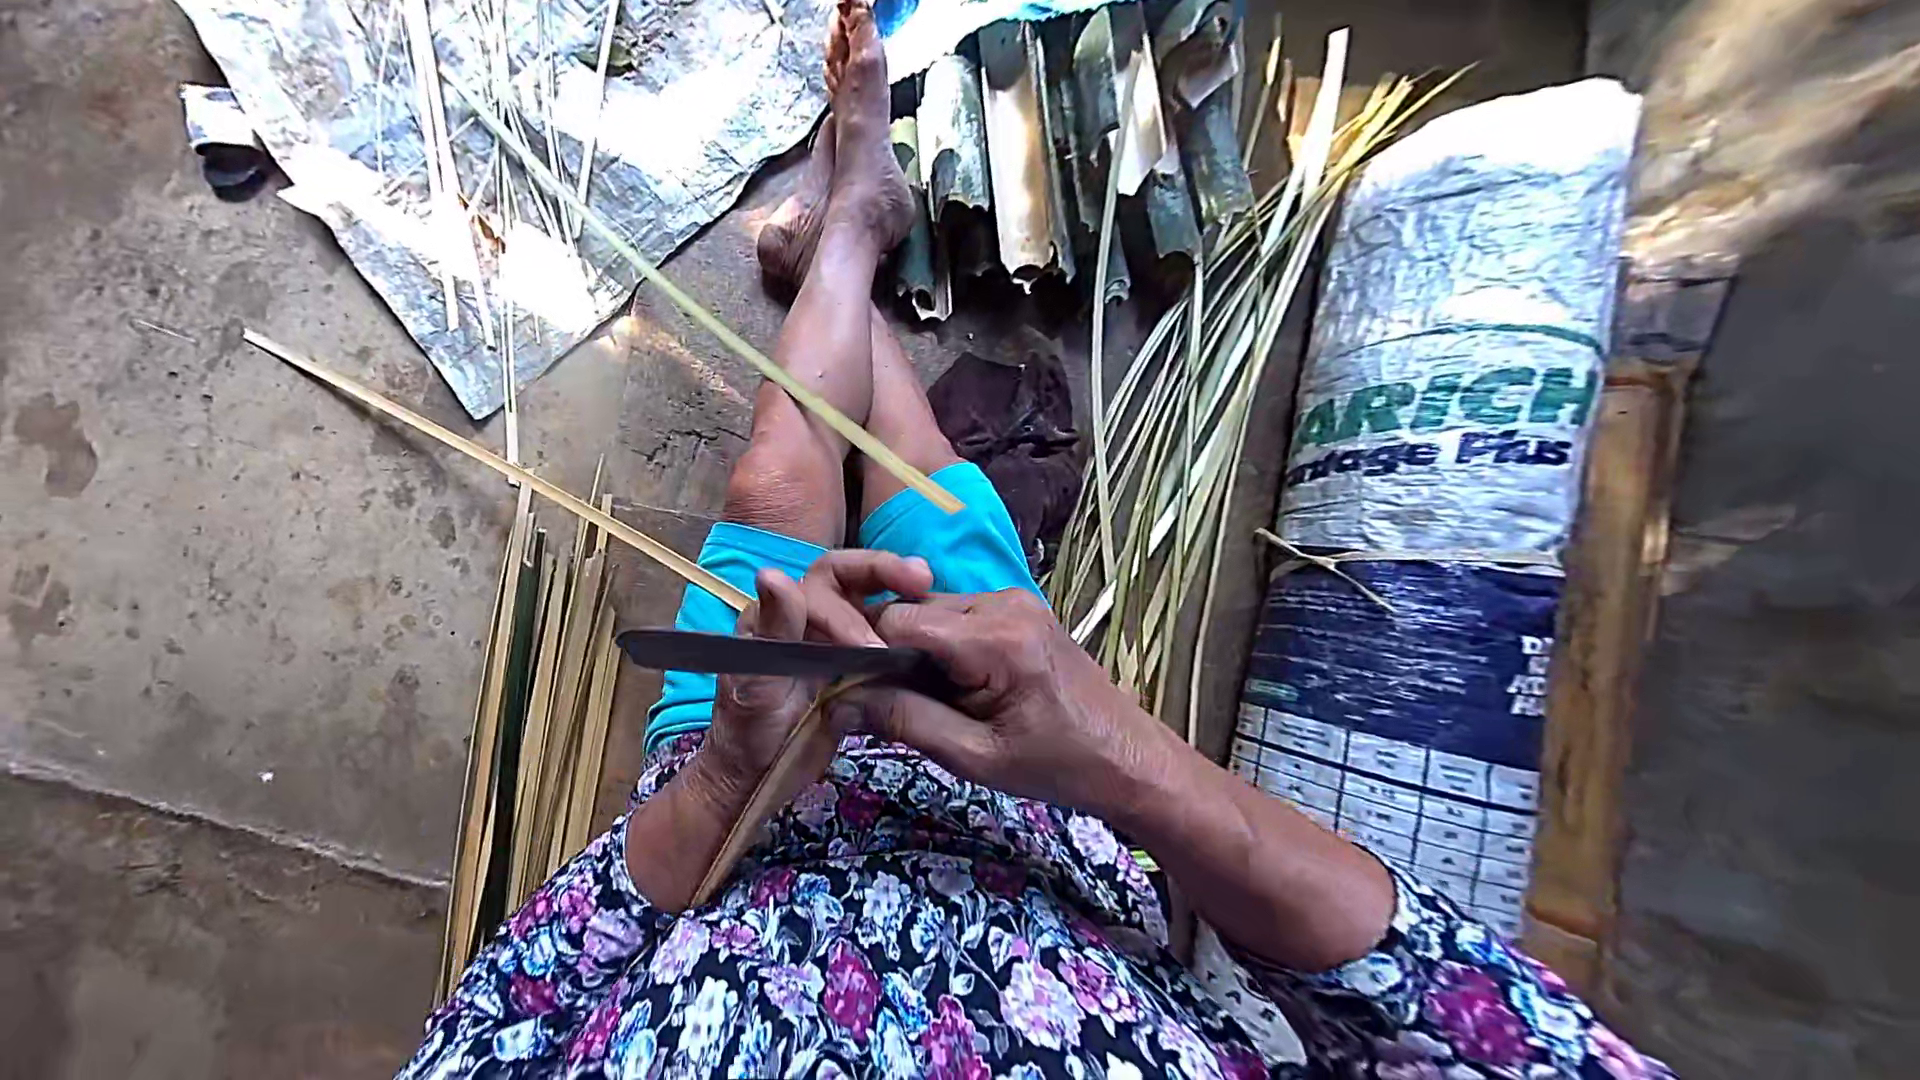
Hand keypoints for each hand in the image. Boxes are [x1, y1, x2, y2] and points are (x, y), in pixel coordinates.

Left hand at [685, 550, 934, 813]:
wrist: (762, 772)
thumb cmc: (750, 731)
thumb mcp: (758, 684)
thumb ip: (772, 630)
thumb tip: (773, 574)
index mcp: (781, 612)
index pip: (823, 584)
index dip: (848, 607)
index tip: (870, 647)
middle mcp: (810, 613)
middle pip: (851, 575)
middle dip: (885, 571)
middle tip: (921, 579)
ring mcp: (836, 634)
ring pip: (871, 597)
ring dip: (900, 590)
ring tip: (929, 589)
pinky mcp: (859, 657)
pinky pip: (886, 630)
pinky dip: (908, 625)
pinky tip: (931, 628)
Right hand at [835, 589, 1176, 815]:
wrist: (1126, 756)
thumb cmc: (1057, 765)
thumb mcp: (975, 756)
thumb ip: (905, 721)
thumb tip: (840, 701)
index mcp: (997, 638)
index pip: (898, 620)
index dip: (868, 653)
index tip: (860, 692)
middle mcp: (1004, 601)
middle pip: (914, 610)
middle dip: (895, 654)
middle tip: (902, 704)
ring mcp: (1015, 598)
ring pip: (934, 610)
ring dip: (921, 650)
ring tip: (939, 698)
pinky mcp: (1020, 606)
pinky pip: (960, 614)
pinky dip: (945, 644)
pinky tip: (961, 682)